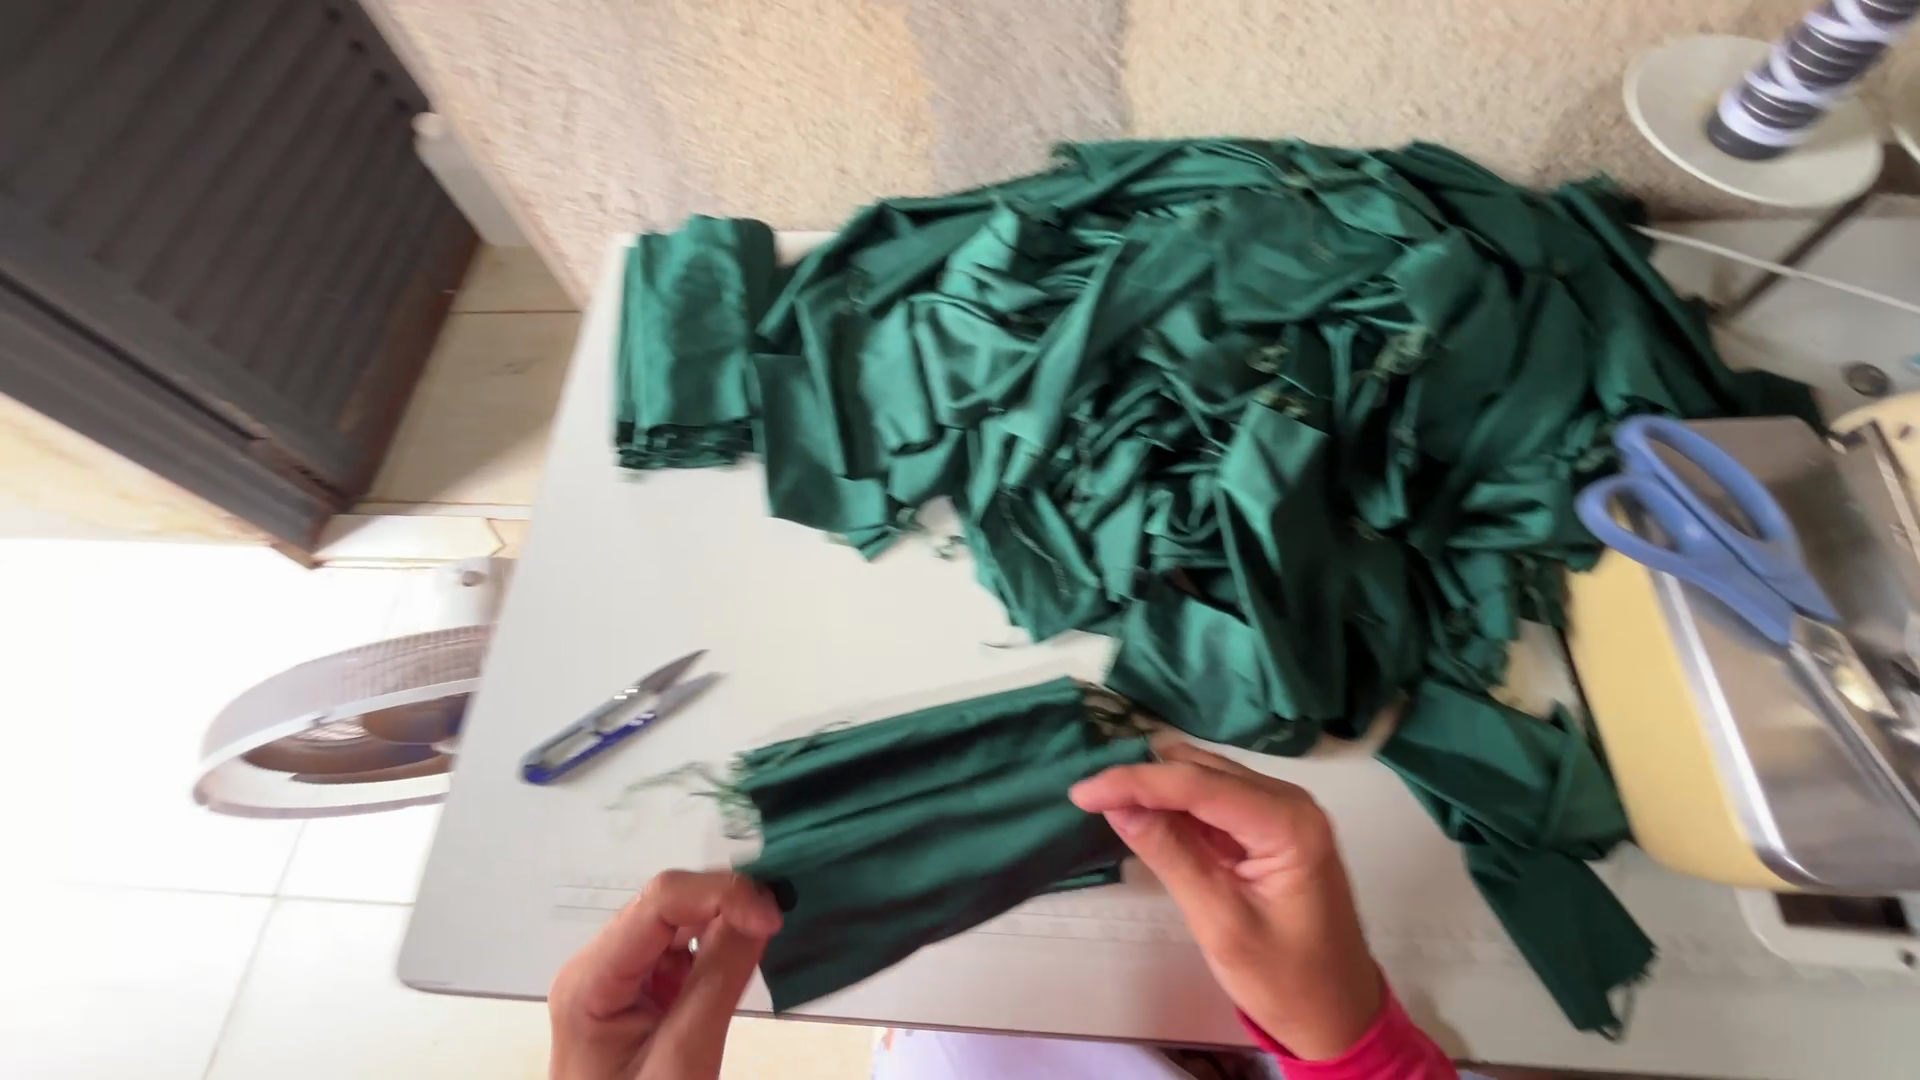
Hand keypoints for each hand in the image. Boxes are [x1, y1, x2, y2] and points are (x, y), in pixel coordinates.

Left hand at [549, 870, 782, 1079]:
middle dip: (728, 901)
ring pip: (685, 917)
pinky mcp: (647, 988)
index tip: (773, 919)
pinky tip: (749, 952)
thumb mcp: (682, 1062)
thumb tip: (762, 907)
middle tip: (780, 919)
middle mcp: (602, 964)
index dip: (721, 895)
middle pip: (671, 902)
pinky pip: (691, 944)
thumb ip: (721, 977)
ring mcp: (623, 974)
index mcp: (592, 980)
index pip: (659, 902)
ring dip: (730, 917)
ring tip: (771, 929)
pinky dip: (726, 940)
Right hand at [1070, 742, 1380, 1059]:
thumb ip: (1169, 855)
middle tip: (1088, 797)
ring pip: (1202, 776)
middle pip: (1199, 771)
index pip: (1199, 785)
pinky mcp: (1266, 822)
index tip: (1082, 792)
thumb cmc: (1285, 981)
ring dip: (1154, 786)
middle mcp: (1288, 800)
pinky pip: (1211, 796)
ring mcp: (1279, 808)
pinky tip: (1142, 811)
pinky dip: (1173, 802)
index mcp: (1289, 824)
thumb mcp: (1220, 923)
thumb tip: (1117, 806)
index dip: (1135, 782)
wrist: (1339, 1017)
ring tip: (1105, 800)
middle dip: (1142, 779)